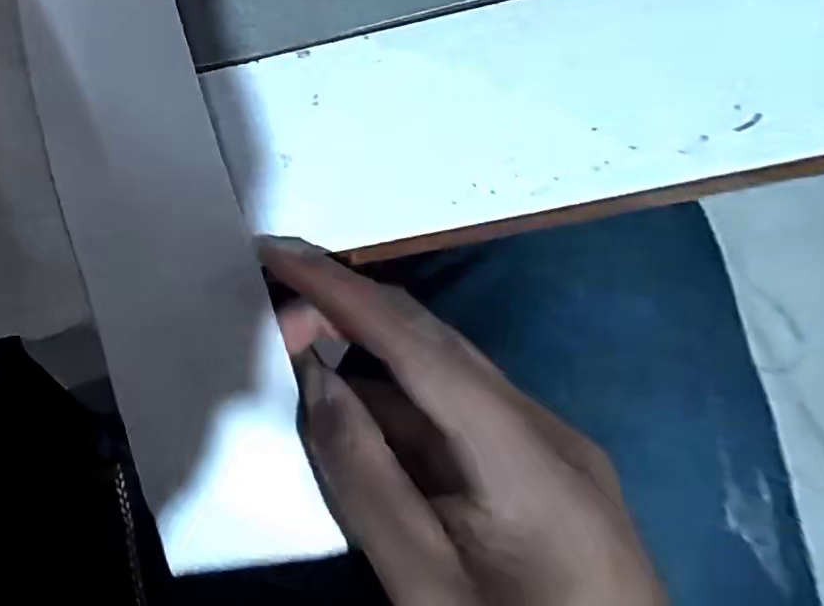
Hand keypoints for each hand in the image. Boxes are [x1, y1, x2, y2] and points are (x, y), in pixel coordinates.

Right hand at [262, 238, 666, 605]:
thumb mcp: (426, 590)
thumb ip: (364, 479)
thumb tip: (316, 378)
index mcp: (527, 457)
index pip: (416, 343)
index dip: (339, 290)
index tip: (277, 252)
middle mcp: (544, 428)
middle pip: (430, 339)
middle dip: (346, 307)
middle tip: (274, 304)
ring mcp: (548, 446)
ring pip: (439, 370)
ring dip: (367, 353)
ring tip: (301, 349)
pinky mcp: (540, 468)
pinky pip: (452, 409)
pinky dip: (395, 397)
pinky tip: (358, 412)